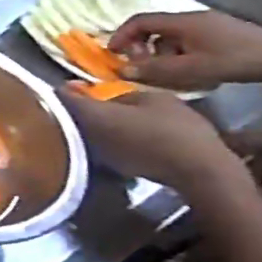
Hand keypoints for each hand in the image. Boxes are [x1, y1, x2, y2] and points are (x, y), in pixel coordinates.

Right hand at [58, 85, 244, 195]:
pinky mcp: (203, 154)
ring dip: (130, 141)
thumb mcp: (101, 119)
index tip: (79, 124)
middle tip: (94, 142)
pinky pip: (165, 149)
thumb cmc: (146, 141)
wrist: (204, 175)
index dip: (92, 108)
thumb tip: (57, 86)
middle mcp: (174, 106)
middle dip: (112, 125)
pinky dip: (149, 155)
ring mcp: (193, 130)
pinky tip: (143, 168)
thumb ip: (77, 103)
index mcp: (150, 93)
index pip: (111, 95)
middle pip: (130, 114)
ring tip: (115, 157)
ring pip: (148, 131)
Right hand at [108, 10, 261, 89]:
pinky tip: (188, 67)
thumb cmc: (237, 62)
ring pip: (170, 35)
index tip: (113, 53)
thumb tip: (123, 70)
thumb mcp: (192, 69)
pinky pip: (186, 38)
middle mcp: (192, 17)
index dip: (121, 35)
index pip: (139, 21)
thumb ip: (154, 69)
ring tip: (167, 71)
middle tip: (140, 65)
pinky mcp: (221, 31)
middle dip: (140, 46)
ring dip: (160, 51)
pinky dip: (177, 51)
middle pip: (153, 27)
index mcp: (183, 22)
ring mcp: (209, 23)